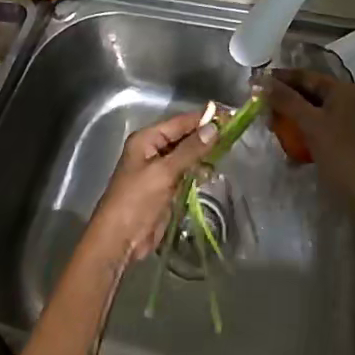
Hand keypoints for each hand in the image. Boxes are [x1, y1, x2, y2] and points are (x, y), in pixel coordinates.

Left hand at [86, 110, 217, 263]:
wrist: (120, 239)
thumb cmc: (137, 200)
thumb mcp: (164, 172)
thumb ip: (190, 150)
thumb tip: (214, 127)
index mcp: (146, 139)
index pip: (180, 122)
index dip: (203, 118)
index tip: (229, 115)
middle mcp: (152, 150)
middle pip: (183, 137)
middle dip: (205, 136)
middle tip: (234, 134)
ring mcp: (158, 169)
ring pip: (186, 155)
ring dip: (203, 154)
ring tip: (228, 151)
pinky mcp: (165, 187)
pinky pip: (185, 173)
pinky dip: (198, 171)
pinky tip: (212, 172)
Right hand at [266, 69, 354, 202]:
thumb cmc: (341, 153)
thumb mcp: (311, 123)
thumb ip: (286, 99)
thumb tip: (260, 80)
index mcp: (341, 89)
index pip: (304, 75)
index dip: (279, 78)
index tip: (253, 84)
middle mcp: (344, 100)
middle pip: (306, 92)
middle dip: (282, 100)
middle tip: (259, 108)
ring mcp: (343, 121)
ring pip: (308, 111)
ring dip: (289, 118)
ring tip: (270, 127)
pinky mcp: (340, 140)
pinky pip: (314, 128)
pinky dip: (299, 132)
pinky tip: (286, 144)